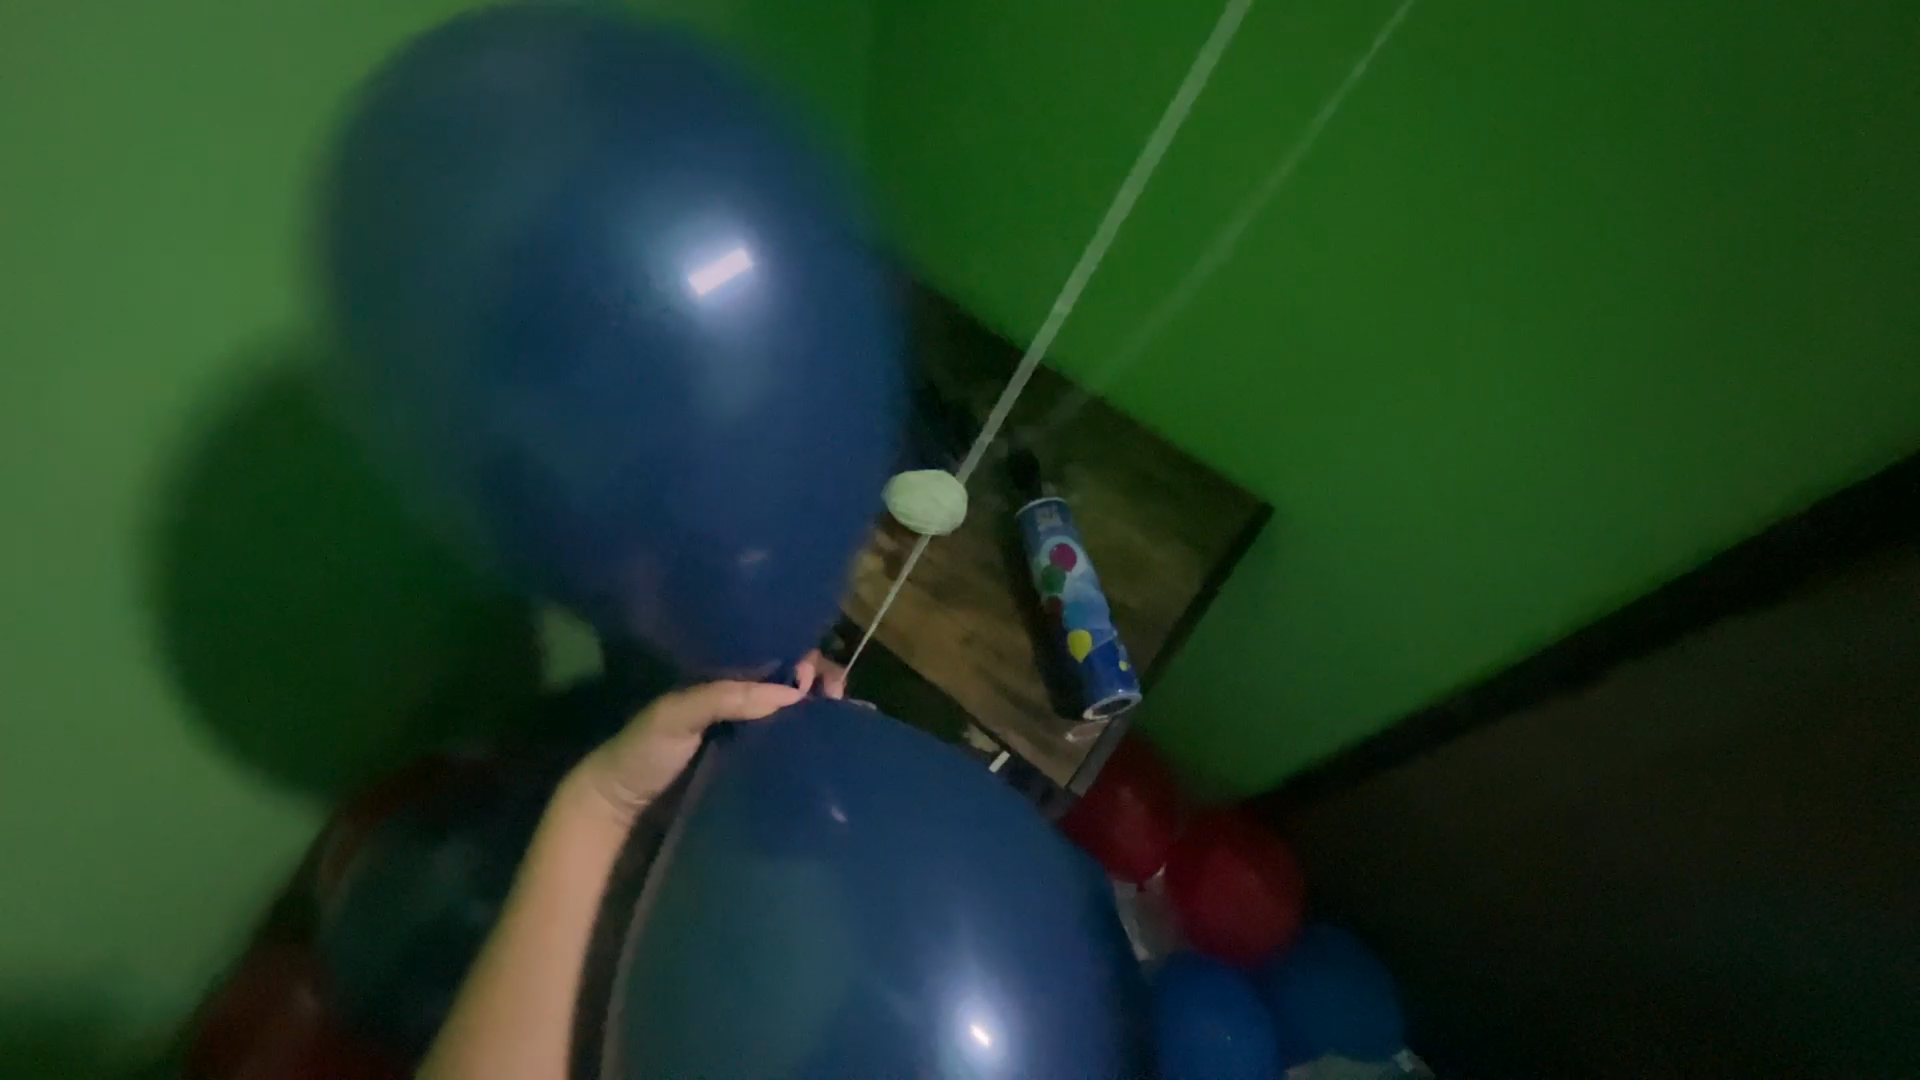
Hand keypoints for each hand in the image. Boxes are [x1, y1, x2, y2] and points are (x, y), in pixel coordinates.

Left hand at [574, 650, 847, 824]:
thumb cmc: (642, 752)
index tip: (819, 675)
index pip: (774, 656)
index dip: (803, 658)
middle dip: (821, 683)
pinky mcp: (754, 772)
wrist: (617, 812)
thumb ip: (725, 696)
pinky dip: (812, 744)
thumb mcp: (675, 713)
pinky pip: (789, 751)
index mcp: (724, 680)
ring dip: (823, 712)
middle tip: (836, 697)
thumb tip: (792, 691)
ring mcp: (750, 738)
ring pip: (797, 716)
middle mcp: (742, 704)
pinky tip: (832, 748)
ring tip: (844, 719)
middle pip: (794, 684)